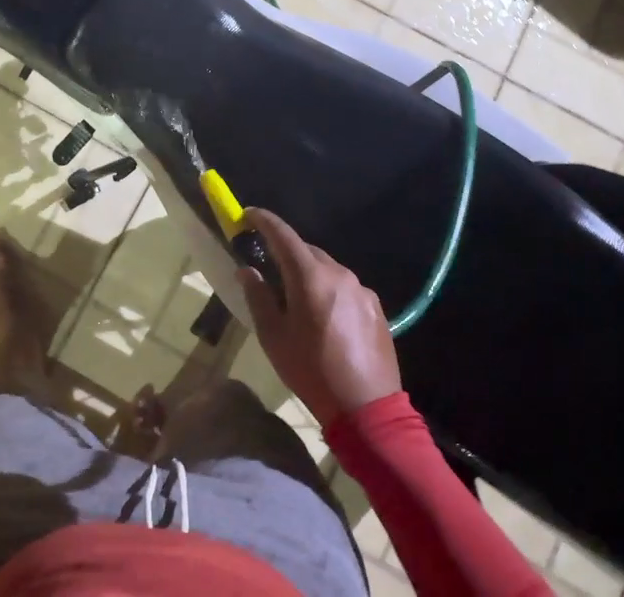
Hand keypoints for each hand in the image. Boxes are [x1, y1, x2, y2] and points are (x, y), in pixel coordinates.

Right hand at [238, 209, 401, 426]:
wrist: (367, 407)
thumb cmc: (311, 370)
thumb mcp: (273, 336)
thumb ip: (258, 297)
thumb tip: (247, 270)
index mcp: (310, 277)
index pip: (283, 235)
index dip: (263, 221)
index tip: (247, 215)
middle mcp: (339, 274)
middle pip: (307, 251)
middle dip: (286, 253)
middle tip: (268, 269)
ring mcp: (362, 290)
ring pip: (327, 270)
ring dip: (309, 275)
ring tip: (296, 301)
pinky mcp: (376, 307)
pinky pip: (345, 288)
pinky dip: (329, 292)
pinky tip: (324, 319)